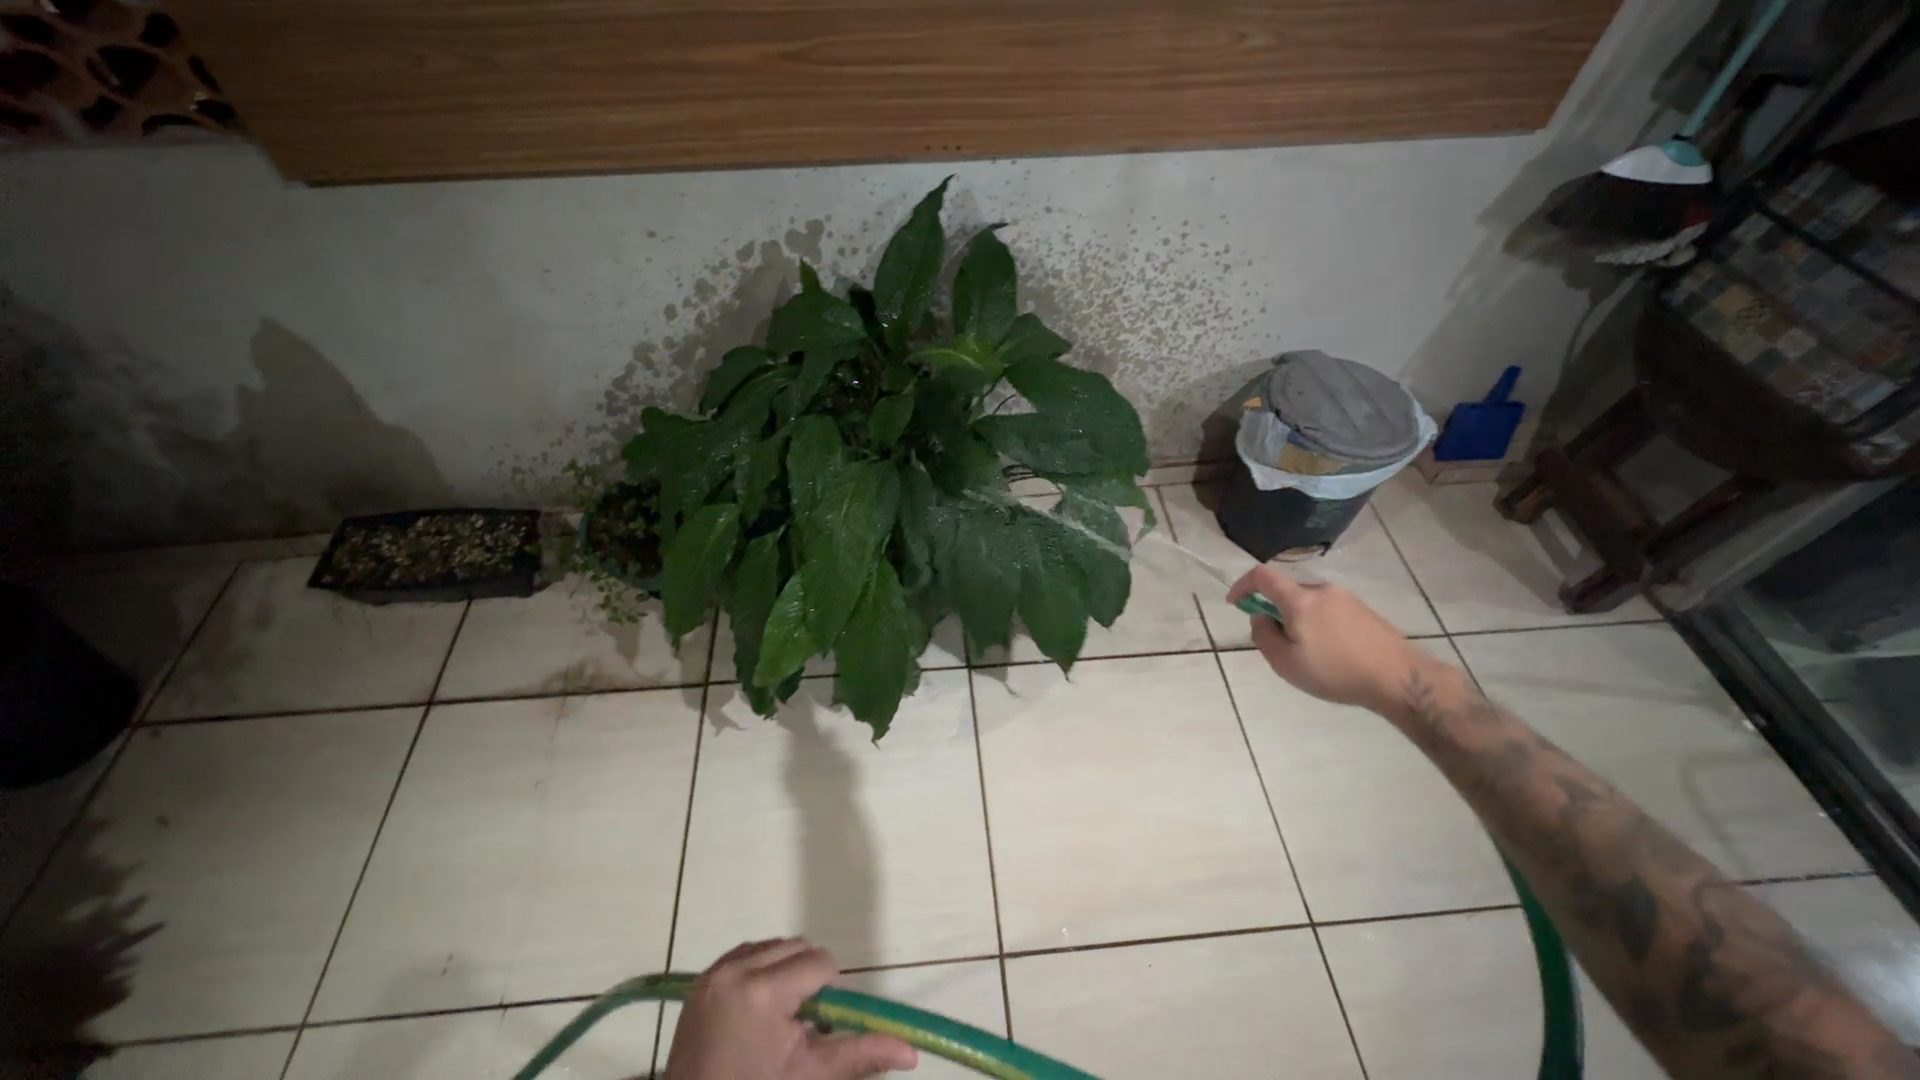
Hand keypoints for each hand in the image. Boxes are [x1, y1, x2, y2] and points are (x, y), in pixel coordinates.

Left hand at [664, 939, 917, 1079]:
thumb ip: (861, 1054)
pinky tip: (757, 1011)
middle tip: (803, 1023)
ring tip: (780, 1019)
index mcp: (764, 991)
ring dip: (784, 971)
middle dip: (808, 977)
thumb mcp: (811, 1076)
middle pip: (796, 947)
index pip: (819, 962)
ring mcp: (713, 973)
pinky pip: (743, 955)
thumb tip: (913, 1052)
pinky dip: (758, 971)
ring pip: (771, 947)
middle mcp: (736, 969)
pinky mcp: (700, 981)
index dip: (829, 991)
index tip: (820, 1025)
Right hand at [1228, 564, 1437, 716]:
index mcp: (1299, 600)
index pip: (1263, 576)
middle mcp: (1322, 590)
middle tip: (1278, 643)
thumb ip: (1264, 636)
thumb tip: (1261, 618)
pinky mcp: (1364, 610)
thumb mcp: (1286, 663)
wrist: (1398, 677)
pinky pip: (1329, 611)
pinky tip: (1332, 654)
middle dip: (1275, 611)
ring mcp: (1346, 598)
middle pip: (1288, 592)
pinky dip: (1319, 625)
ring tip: (1309, 655)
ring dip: (1299, 620)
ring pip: (1309, 603)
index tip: (1235, 602)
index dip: (1243, 585)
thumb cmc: (1335, 671)